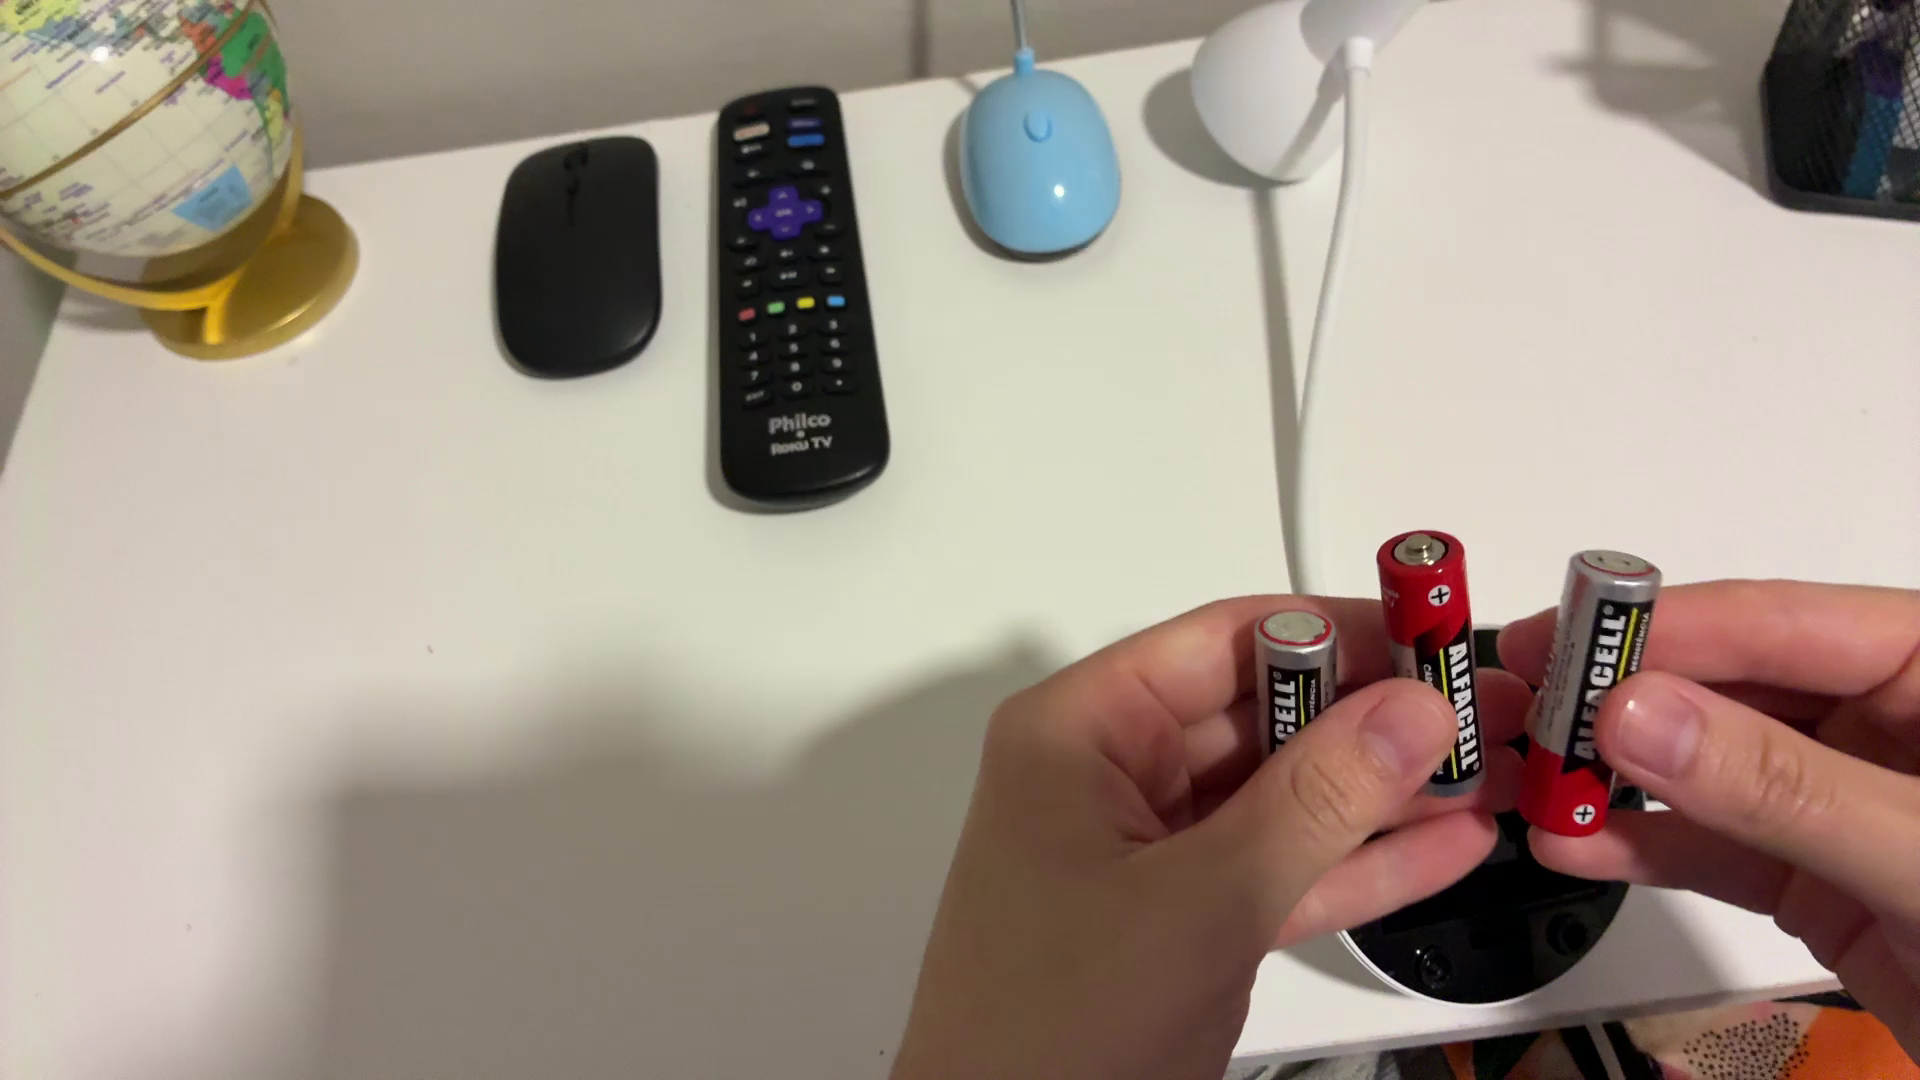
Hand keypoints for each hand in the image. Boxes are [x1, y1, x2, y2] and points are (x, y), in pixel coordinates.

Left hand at [891, 596, 1532, 1079]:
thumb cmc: (1066, 1017)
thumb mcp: (1198, 899)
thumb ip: (1312, 803)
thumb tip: (1416, 708)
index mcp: (1079, 726)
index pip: (1214, 644)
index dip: (1326, 630)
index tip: (1434, 629)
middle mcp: (1106, 763)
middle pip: (1250, 711)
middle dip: (1367, 713)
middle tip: (1489, 707)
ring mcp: (1142, 836)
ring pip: (1269, 789)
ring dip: (1372, 788)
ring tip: (1491, 768)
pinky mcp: (1174, 903)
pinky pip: (1268, 861)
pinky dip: (1348, 859)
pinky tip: (1445, 843)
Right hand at [1499, 580, 1919, 1060]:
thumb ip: (1790, 786)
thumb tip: (1628, 714)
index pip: (1778, 623)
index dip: (1654, 627)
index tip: (1548, 644)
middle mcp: (1884, 727)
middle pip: (1712, 689)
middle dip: (1605, 707)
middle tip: (1515, 714)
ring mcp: (1836, 799)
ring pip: (1689, 765)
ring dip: (1599, 778)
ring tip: (1520, 781)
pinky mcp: (1806, 870)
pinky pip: (1699, 843)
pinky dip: (1630, 846)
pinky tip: (1568, 847)